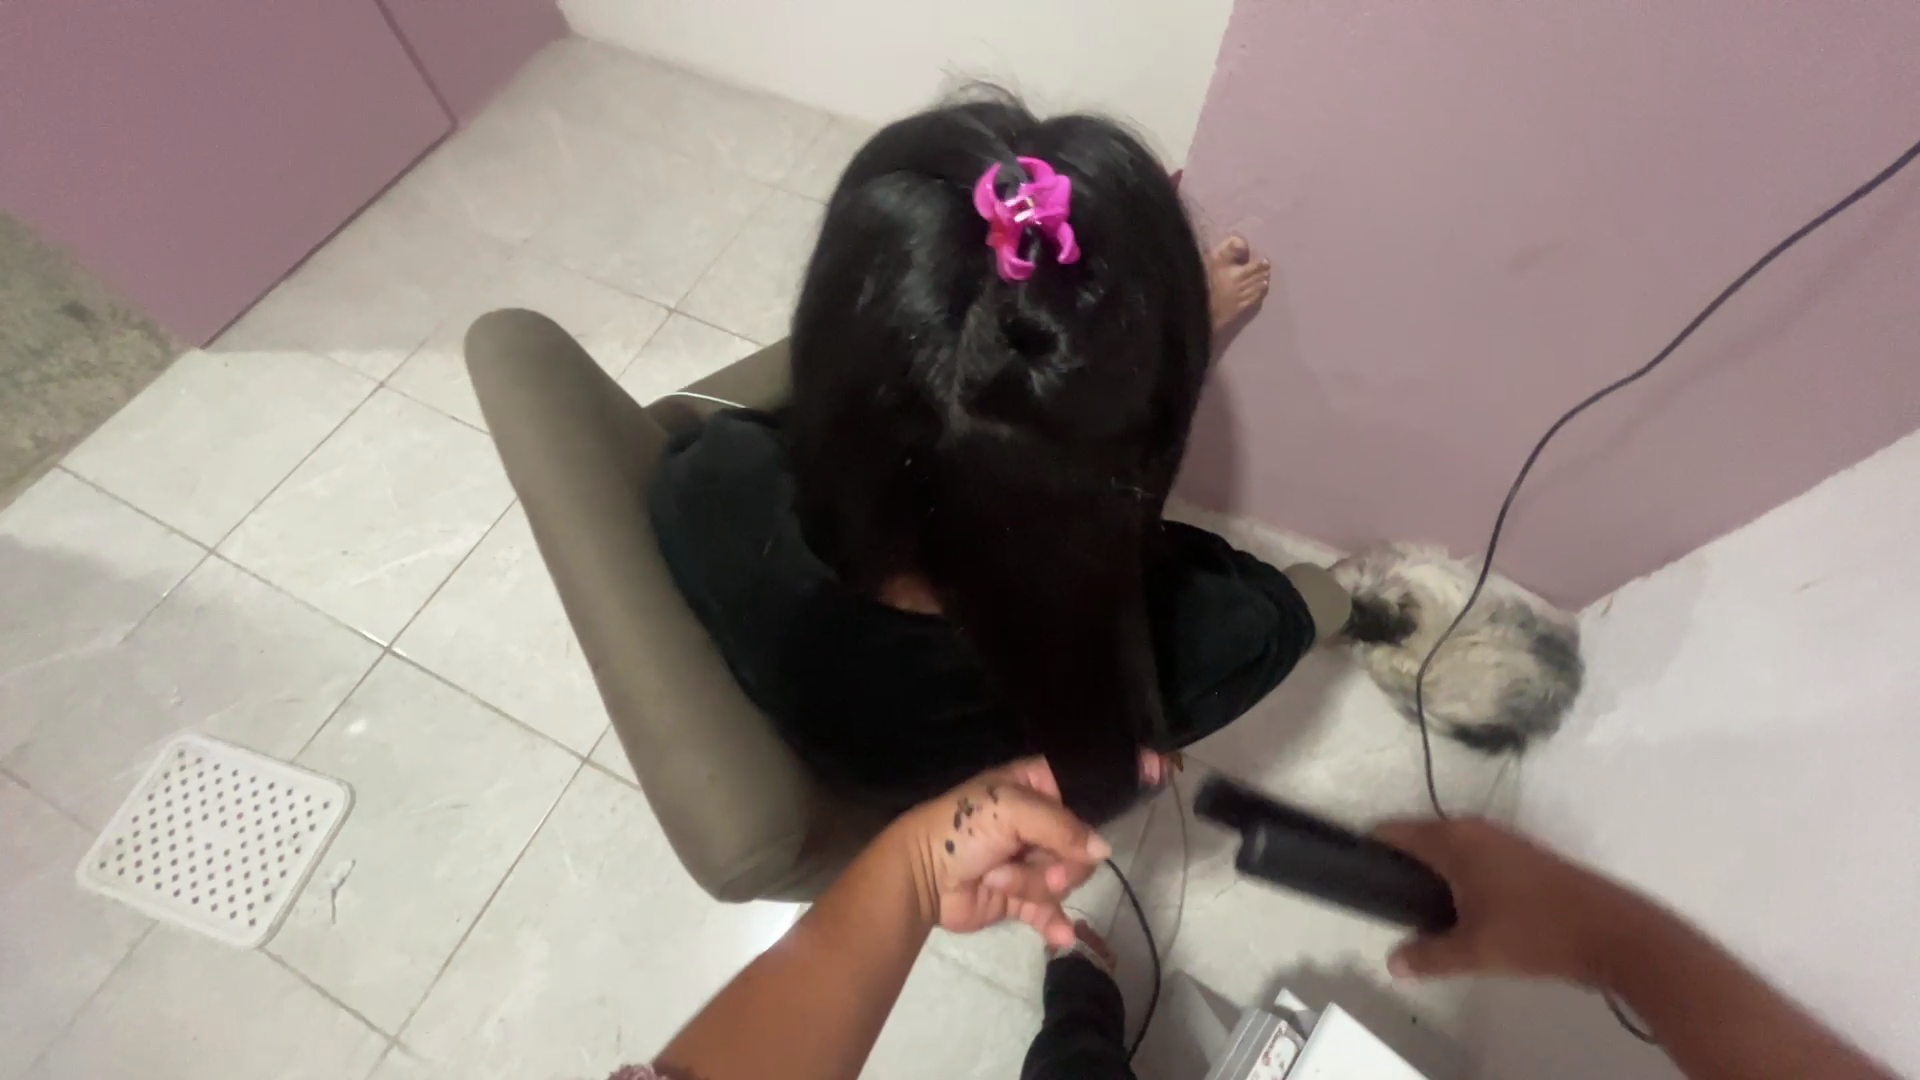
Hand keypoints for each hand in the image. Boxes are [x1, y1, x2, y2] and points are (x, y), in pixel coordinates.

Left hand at [895, 753, 1164, 947]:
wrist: (923, 875)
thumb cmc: (964, 826)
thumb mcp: (1010, 808)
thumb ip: (1060, 825)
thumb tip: (1101, 847)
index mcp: (1039, 786)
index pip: (1090, 777)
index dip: (1124, 773)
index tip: (1163, 768)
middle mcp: (1042, 821)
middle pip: (1085, 843)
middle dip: (1060, 859)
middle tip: (1030, 860)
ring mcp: (1034, 860)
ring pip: (1069, 878)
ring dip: (1037, 885)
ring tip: (1003, 879)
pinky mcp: (1024, 897)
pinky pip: (1053, 913)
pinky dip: (1054, 923)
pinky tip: (1055, 936)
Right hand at [1373, 817, 1652, 985]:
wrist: (1622, 936)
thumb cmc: (1537, 934)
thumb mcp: (1477, 952)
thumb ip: (1430, 956)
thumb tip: (1393, 965)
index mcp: (1449, 840)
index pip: (1393, 831)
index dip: (1372, 848)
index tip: (1362, 870)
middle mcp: (1470, 827)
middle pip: (1419, 835)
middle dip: (1403, 861)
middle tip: (1393, 896)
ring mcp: (1500, 836)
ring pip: (1449, 843)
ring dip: (1435, 864)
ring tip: (1428, 902)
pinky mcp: (1524, 850)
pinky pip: (1474, 850)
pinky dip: (1462, 868)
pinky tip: (1470, 902)